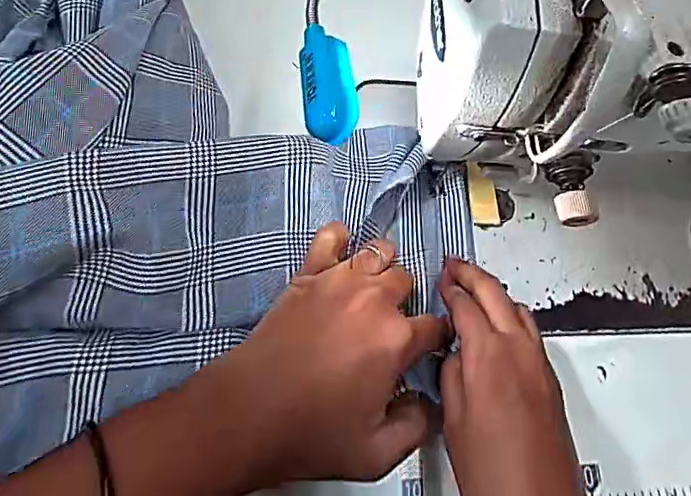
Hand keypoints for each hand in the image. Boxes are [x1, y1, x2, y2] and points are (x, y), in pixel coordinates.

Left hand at [187, 221, 447, 486]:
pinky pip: (331, 236)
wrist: (254, 410)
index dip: (436, 337)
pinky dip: (340, 239)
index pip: (435, 326)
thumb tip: (427, 407)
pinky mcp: (310, 273)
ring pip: (379, 251)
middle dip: (405, 300)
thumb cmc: (311, 430)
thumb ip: (415, 428)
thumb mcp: (375, 454)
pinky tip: (341, 256)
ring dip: (381, 268)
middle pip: (406, 280)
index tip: (428, 346)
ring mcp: (339, 280)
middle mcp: (373, 300)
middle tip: (392, 322)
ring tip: (371, 290)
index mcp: (395, 340)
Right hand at [439, 256, 582, 495]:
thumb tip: (453, 353)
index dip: (450, 286)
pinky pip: (530, 331)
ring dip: (494, 292)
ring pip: (516, 307)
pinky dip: (512, 316)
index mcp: (488, 355)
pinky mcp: (552, 382)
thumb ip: (451, 372)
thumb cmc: (497, 478)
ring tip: (476, 290)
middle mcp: (518, 351)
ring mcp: (539, 364)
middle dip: (471, 274)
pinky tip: (499, 326)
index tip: (441, 280)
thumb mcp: (454, 419)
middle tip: (455, 266)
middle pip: (494, 292)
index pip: (465, 302)